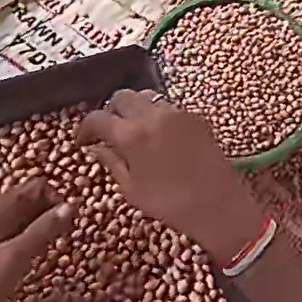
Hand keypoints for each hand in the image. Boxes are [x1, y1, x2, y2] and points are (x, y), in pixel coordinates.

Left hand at [0, 180, 73, 301]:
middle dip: (46, 216)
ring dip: (32, 232)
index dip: (57, 201)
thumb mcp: (13, 260)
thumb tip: (70, 206)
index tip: (69, 227)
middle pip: (22, 202)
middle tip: (60, 243)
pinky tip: (17, 265)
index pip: (34, 187)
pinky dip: (15, 244)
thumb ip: (42, 231)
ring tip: (42, 256)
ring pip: (11, 221)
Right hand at [77, 90, 263, 259]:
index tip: (83, 140)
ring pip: (146, 97)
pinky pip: (168, 107)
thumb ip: (112, 163)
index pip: (97, 118)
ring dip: (134, 109)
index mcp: (130, 134)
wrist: (218, 205)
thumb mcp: (132, 189)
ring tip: (133, 130)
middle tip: (108, 131)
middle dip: (110, 111)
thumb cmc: (170, 204)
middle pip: (121, 97)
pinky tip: (158, 135)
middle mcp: (152, 115)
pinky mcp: (195, 117)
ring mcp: (176, 113)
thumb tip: (97, 148)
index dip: (85, 128)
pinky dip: (156, 114)